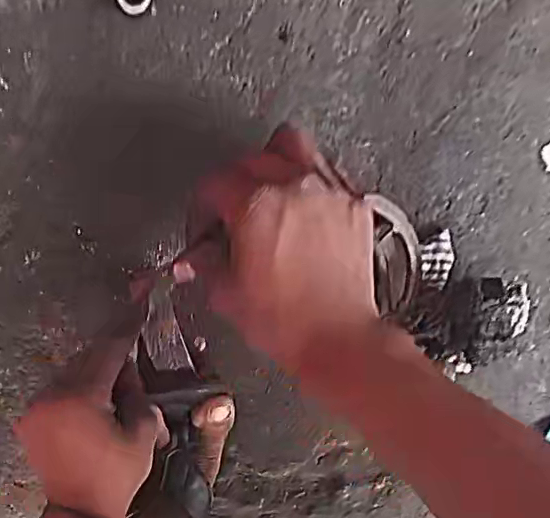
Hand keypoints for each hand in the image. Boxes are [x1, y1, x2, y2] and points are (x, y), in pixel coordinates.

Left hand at [14, 306, 166, 517]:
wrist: (79, 515)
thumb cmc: (113, 481)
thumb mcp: (141, 437)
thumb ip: (139, 398)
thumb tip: (129, 377)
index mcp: (80, 398)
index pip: (108, 350)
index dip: (126, 328)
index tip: (139, 308)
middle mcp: (51, 397)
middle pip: (86, 361)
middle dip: (111, 363)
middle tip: (132, 381)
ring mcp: (36, 410)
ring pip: (69, 377)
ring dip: (92, 380)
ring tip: (113, 403)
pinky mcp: (30, 423)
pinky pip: (56, 396)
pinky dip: (75, 396)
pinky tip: (91, 413)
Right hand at [181, 125, 380, 374]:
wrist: (337, 337)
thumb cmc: (290, 324)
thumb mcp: (229, 298)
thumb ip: (206, 268)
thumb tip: (196, 259)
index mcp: (256, 207)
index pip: (215, 183)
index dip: (202, 205)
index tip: (203, 225)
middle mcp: (294, 188)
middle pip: (252, 159)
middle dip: (232, 183)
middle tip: (228, 212)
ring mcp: (328, 192)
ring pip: (293, 147)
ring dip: (273, 164)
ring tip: (267, 193)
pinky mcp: (354, 205)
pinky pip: (328, 172)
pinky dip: (309, 181)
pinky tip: (302, 206)